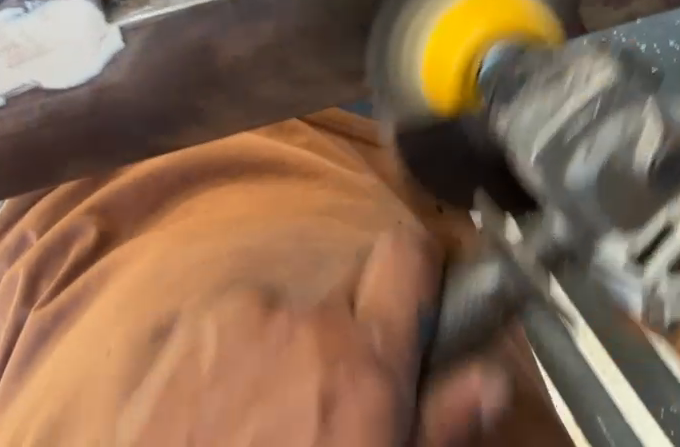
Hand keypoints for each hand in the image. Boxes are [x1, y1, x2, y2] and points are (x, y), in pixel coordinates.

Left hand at [113, 227, 513, 445]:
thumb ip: (438, 423)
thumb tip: (492, 376)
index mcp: (363, 360)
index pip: (407, 256)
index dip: (418, 269)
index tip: (418, 293)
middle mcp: (303, 317)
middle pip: (344, 294)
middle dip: (346, 333)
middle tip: (328, 396)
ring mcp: (239, 313)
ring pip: (284, 311)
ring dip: (284, 346)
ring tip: (262, 414)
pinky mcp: (187, 324)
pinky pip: (231, 323)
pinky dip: (233, 353)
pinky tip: (219, 408)